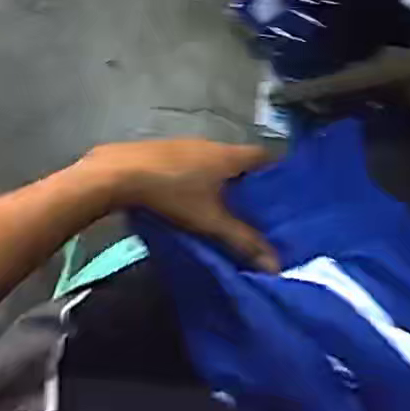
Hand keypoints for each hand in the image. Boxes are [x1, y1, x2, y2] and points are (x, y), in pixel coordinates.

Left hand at [81, 139, 278, 271]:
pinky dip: (204, 180)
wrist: (121, 173)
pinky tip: (198, 200)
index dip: (277, 172)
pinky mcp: (168, 152)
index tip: (288, 192)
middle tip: (262, 210)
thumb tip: (275, 265)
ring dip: (225, 182)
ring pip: (217, 163)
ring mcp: (188, 145)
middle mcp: (212, 144)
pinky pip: (197, 165)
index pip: (263, 156)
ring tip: (232, 209)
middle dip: (251, 183)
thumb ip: (242, 241)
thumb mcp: (210, 222)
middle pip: (240, 161)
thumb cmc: (173, 193)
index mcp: (228, 155)